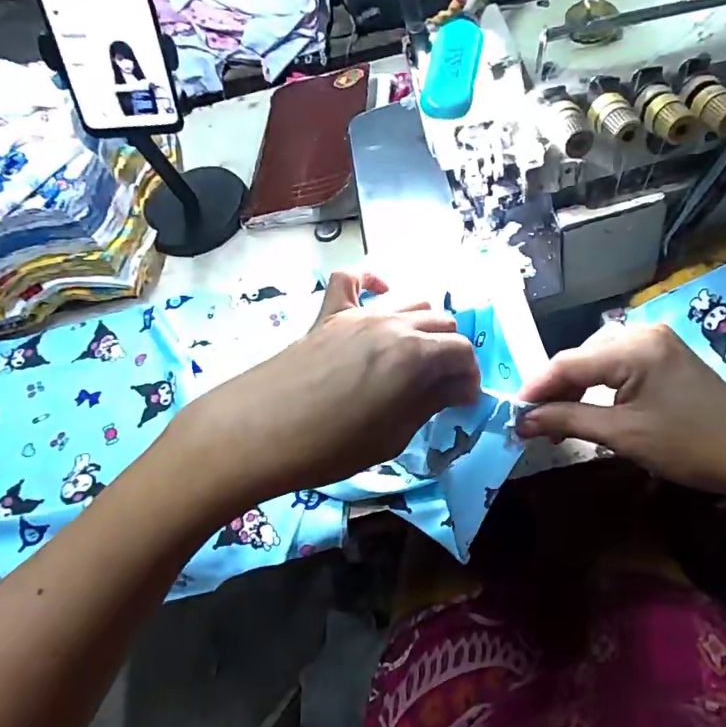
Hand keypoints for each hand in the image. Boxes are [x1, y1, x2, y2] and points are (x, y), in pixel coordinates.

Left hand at [177, 268, 480, 501]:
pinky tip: (375, 298)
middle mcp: (392, 323)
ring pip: (410, 301)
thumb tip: (456, 388)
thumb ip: (429, 403)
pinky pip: (352, 279)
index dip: (470, 378)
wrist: (255, 434)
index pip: (463, 352)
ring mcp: (357, 315)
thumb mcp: (393, 435)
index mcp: (415, 355)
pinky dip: (370, 282)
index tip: (462, 402)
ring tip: (413, 357)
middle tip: (440, 386)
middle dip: (451, 353)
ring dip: (423, 327)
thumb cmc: (330, 446)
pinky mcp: (327, 316)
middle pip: (442, 323)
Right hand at [517, 322, 725, 519]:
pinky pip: (620, 365)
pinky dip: (600, 386)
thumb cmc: (690, 446)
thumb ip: (567, 420)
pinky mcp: (667, 356)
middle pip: (582, 357)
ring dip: (576, 388)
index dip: (535, 387)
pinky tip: (589, 407)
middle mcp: (644, 332)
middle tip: (533, 422)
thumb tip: (521, 421)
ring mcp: (658, 341)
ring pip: (599, 360)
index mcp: (635, 345)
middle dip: (555, 388)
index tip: (511, 414)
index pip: (568, 361)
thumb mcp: (623, 434)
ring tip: (556, 420)